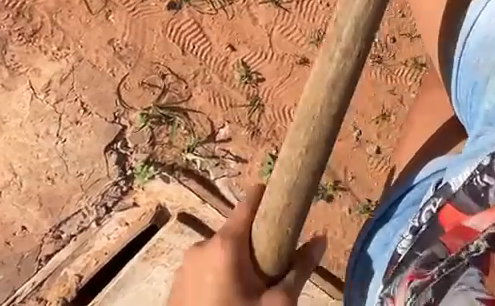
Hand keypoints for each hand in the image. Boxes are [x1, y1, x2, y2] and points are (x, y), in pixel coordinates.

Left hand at [165, 185, 327, 305]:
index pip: (251, 200)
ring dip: (236, 264)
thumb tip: (321, 239)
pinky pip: (202, 272)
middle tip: (273, 268)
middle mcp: (200, 246)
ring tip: (251, 291)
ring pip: (219, 253)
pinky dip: (217, 280)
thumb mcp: (276, 305)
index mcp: (225, 244)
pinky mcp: (173, 290)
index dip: (271, 199)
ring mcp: (182, 269)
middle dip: (256, 244)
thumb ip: (299, 269)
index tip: (287, 209)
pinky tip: (228, 303)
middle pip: (237, 231)